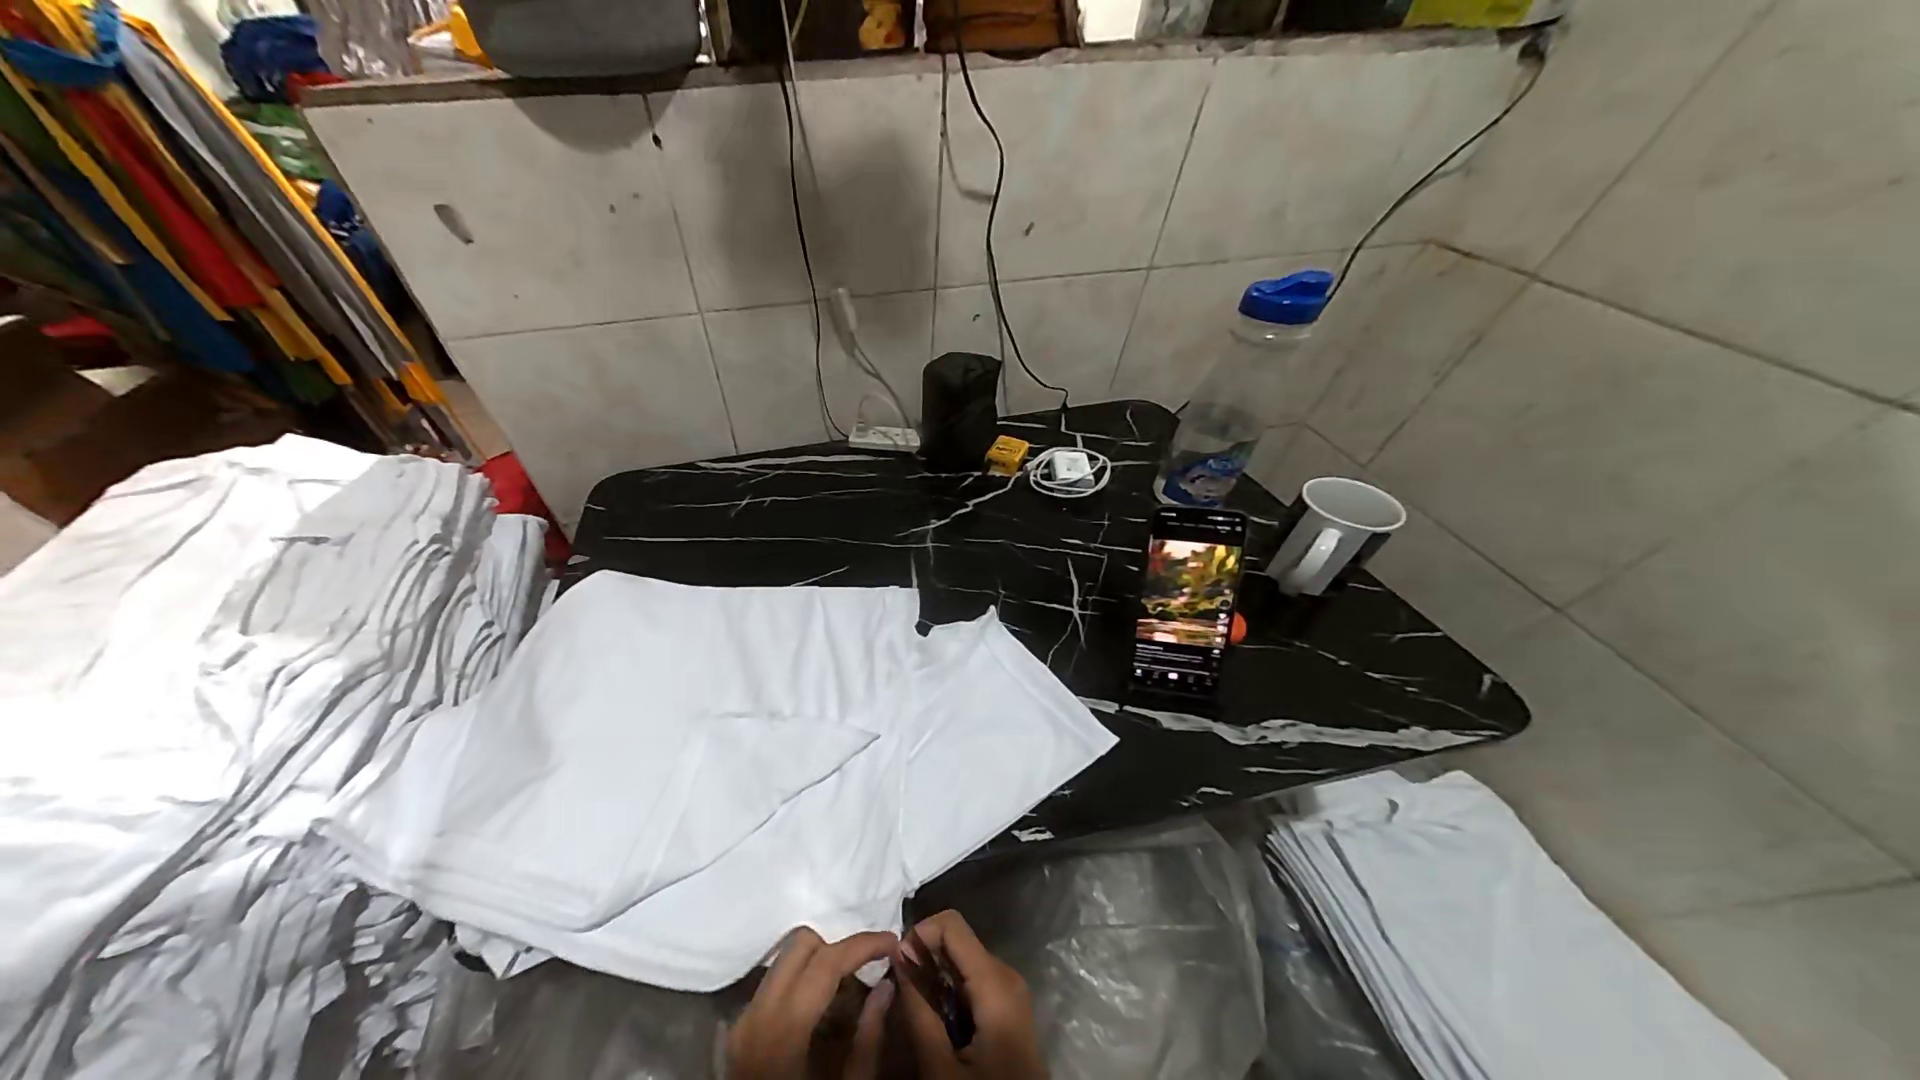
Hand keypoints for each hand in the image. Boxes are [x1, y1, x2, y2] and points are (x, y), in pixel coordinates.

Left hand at [727, 927, 897, 1079]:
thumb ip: (869, 1038)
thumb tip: (888, 984)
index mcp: (784, 1028)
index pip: (827, 961)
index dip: (864, 944)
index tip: (894, 941)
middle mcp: (757, 1013)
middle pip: (801, 945)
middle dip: (838, 946)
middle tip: (868, 966)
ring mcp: (743, 1019)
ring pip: (785, 958)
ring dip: (819, 960)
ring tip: (848, 986)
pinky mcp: (739, 1029)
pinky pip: (774, 981)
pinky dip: (801, 979)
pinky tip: (822, 1008)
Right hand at [895, 911, 1045, 1079]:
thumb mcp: (941, 1069)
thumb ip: (918, 1010)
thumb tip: (898, 958)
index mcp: (995, 982)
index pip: (952, 924)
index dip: (919, 935)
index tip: (897, 966)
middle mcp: (1007, 974)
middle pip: (957, 940)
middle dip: (923, 958)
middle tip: (900, 993)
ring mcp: (1010, 990)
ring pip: (963, 960)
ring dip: (934, 976)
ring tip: (915, 1011)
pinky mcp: (1008, 1006)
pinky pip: (973, 979)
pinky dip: (949, 990)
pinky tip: (937, 1022)